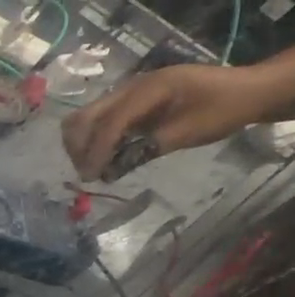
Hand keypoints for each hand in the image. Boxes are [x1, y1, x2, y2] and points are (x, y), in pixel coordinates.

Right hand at [63, 62, 290, 179]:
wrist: (250, 90)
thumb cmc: (223, 110)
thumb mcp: (187, 132)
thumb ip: (144, 151)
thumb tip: (106, 174)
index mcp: (152, 88)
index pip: (109, 122)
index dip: (97, 151)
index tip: (93, 177)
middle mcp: (133, 86)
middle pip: (83, 118)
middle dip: (79, 148)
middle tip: (90, 171)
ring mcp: (128, 92)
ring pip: (83, 120)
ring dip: (81, 145)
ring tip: (95, 165)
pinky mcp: (128, 101)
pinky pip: (96, 121)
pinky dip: (92, 140)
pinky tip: (105, 154)